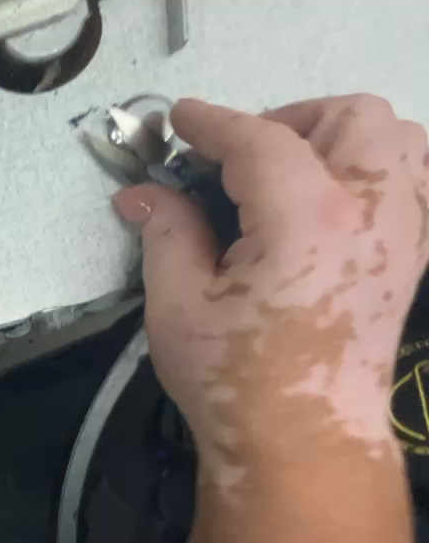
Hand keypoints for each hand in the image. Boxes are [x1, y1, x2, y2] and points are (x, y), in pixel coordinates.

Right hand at [115, 96, 428, 490]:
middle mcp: (376, 206)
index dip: (215, 124)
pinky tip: (310, 199)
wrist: (296, 425)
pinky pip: (406, 172)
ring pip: (392, 135)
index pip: (264, 143)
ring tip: (271, 172)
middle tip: (226, 154)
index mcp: (309, 219)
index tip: (178, 118)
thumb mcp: (175, 304)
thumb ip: (165, 235)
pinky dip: (359, 163)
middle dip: (284, 120)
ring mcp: (406, 224)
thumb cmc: (228, 371)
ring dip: (330, 136)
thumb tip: (140, 195)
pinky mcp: (410, 246)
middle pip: (351, 117)